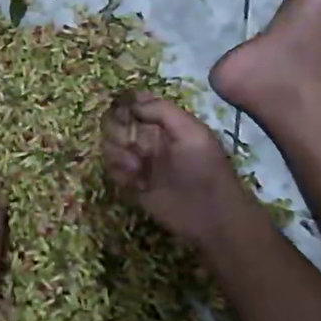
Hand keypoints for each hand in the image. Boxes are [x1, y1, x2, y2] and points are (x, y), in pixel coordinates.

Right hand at [103, 91, 266, 249]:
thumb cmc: (205, 169)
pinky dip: (118, 172)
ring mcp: (140, 160)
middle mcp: (148, 137)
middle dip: (118, 130)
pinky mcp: (132, 183)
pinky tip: (136, 182)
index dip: (125, 105)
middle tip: (131, 144)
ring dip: (118, 153)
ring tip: (137, 168)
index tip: (125, 113)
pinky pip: (112, 169)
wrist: (210, 216)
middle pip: (116, 121)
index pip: (135, 103)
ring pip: (110, 145)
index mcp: (164, 122)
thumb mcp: (192, 133)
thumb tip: (132, 103)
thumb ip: (163, 112)